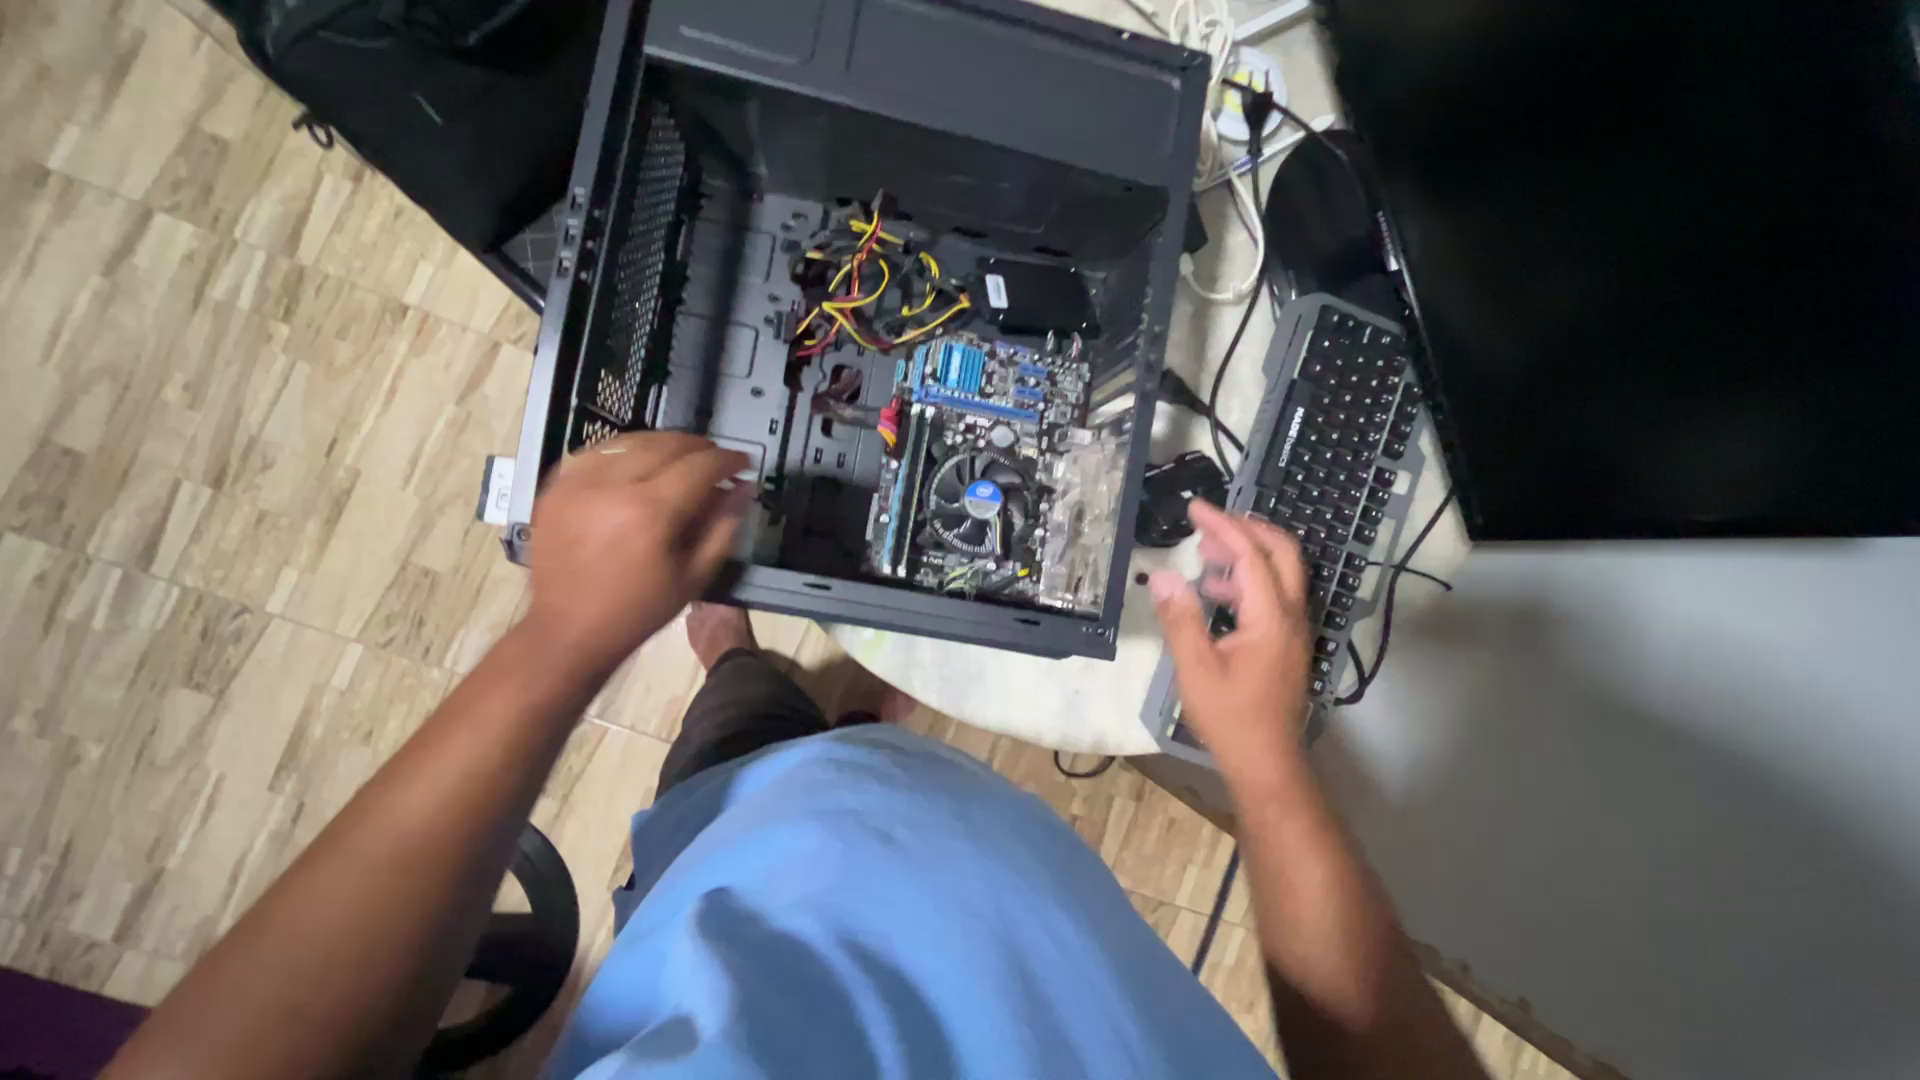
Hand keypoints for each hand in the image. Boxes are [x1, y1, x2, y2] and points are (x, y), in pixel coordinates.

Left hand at [524, 433, 753, 674]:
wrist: (568, 630)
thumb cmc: (639, 610)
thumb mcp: (694, 576)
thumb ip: (723, 526)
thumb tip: (743, 487)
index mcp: (651, 512)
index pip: (700, 466)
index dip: (728, 460)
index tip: (743, 463)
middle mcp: (613, 486)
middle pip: (666, 444)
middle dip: (699, 447)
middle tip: (717, 460)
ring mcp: (579, 482)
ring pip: (631, 441)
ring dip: (664, 444)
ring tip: (682, 458)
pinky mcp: (557, 486)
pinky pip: (597, 451)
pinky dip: (625, 451)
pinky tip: (639, 463)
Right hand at [1148, 500, 1313, 767]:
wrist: (1266, 761)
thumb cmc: (1230, 718)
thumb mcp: (1195, 669)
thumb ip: (1180, 619)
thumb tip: (1162, 577)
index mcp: (1271, 619)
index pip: (1251, 556)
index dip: (1224, 526)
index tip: (1196, 508)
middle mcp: (1291, 617)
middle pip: (1282, 553)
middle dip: (1247, 529)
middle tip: (1208, 523)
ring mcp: (1293, 630)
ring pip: (1281, 573)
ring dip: (1246, 554)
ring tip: (1204, 555)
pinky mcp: (1286, 643)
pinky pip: (1274, 595)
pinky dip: (1248, 580)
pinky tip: (1215, 593)